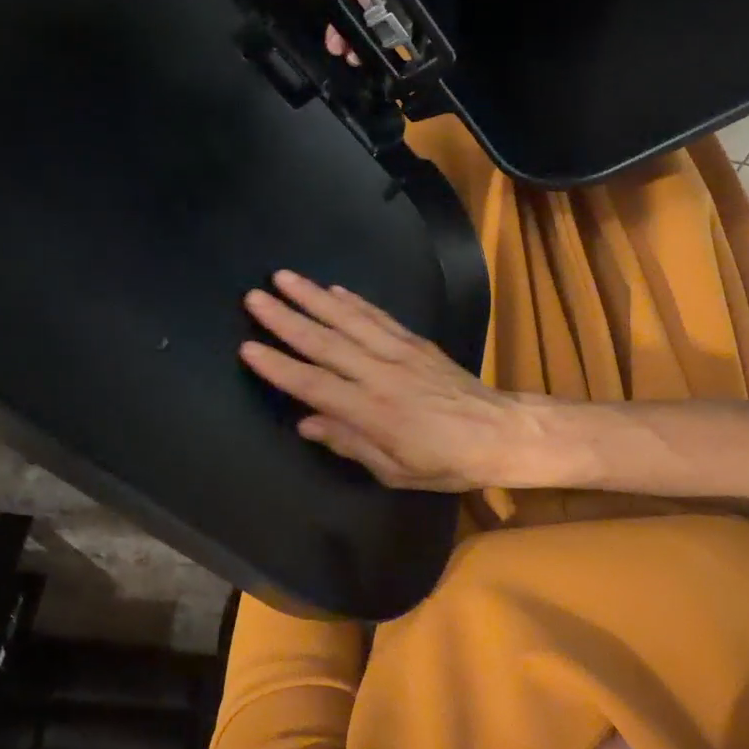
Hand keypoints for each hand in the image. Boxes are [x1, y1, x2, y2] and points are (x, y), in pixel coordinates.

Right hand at [239, 270, 553, 490]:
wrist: (501, 431)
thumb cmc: (446, 462)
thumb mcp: (395, 470)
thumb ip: (349, 443)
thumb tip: (305, 422)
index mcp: (373, 412)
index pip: (314, 384)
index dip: (279, 367)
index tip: (248, 347)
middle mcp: (381, 373)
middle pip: (325, 341)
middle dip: (286, 318)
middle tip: (254, 298)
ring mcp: (400, 351)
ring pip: (349, 318)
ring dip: (314, 296)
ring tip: (284, 277)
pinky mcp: (416, 341)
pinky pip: (378, 316)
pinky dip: (354, 300)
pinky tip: (333, 288)